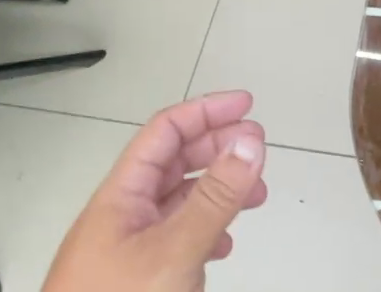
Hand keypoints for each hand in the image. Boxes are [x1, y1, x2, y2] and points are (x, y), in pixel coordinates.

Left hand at [43, 91, 269, 291]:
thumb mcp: (174, 253)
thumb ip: (215, 196)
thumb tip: (251, 138)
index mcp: (120, 198)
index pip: (165, 132)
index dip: (206, 111)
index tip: (249, 106)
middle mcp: (120, 217)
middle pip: (173, 162)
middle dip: (218, 149)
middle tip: (260, 151)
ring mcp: (124, 253)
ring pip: (177, 201)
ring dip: (218, 190)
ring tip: (256, 199)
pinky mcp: (133, 284)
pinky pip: (176, 236)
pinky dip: (206, 229)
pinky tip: (224, 247)